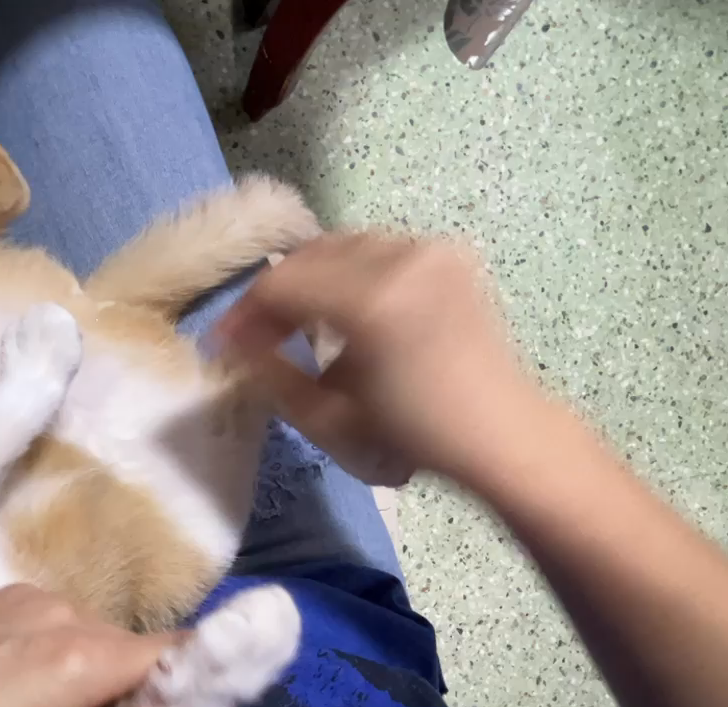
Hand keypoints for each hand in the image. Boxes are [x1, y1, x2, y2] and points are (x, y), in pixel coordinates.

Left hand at [0, 585, 190, 706]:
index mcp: (73, 656)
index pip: (173, 654)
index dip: (199, 689)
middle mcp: (58, 613)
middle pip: (135, 653)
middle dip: (144, 702)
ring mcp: (21, 602)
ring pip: (96, 643)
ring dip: (101, 688)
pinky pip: (58, 632)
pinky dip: (67, 669)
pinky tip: (24, 706)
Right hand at [215, 232, 570, 493]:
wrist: (502, 434)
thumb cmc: (414, 437)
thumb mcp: (330, 418)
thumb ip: (273, 375)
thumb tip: (234, 346)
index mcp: (372, 300)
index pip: (282, 282)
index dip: (245, 312)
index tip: (225, 341)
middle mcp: (402, 258)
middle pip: (310, 255)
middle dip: (275, 294)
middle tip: (257, 335)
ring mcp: (431, 251)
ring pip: (343, 248)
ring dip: (311, 282)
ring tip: (298, 325)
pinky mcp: (449, 256)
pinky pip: (378, 252)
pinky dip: (349, 275)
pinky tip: (345, 313)